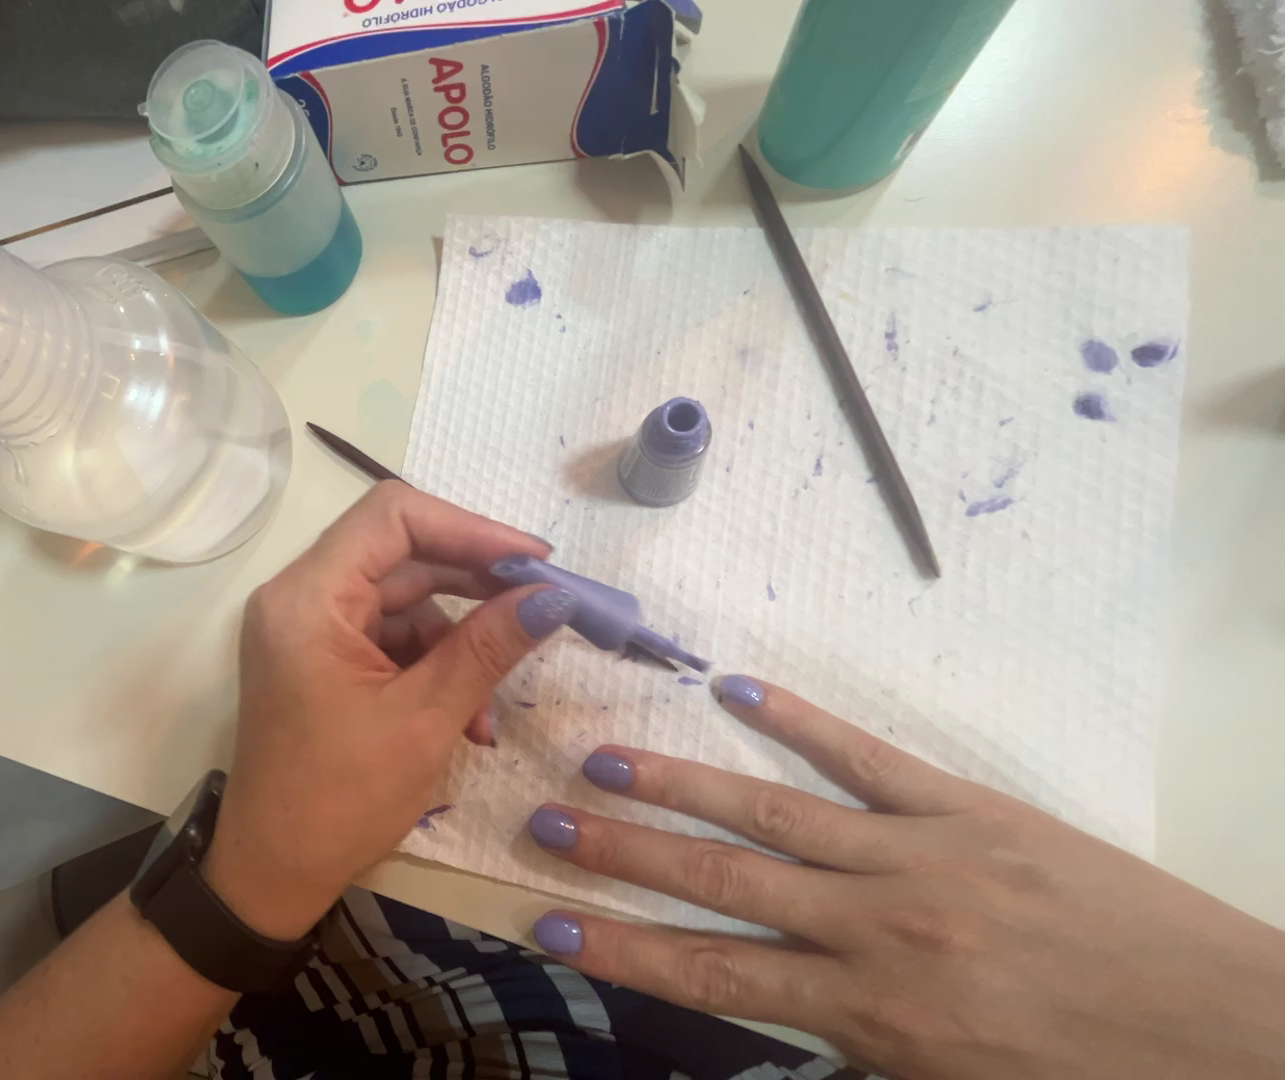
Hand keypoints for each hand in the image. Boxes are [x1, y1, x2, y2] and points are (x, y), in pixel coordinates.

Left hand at [203, 482, 577, 939]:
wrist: (274, 872)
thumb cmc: (340, 801)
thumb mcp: (425, 719)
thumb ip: (489, 646)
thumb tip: (555, 596)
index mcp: (307, 598)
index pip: (392, 517)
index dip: (469, 527)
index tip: (533, 561)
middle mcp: (300, 596)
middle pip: (400, 554)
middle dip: (474, 582)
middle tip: (541, 605)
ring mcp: (309, 625)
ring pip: (401, 599)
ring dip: (458, 641)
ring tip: (491, 704)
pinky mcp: (321, 653)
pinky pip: (389, 635)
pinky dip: (432, 665)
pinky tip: (468, 718)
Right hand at [524, 675, 1284, 1078]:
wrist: (1261, 1049)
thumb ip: (848, 1046)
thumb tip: (760, 1001)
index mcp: (875, 1015)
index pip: (712, 974)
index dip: (622, 952)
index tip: (550, 929)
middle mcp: (876, 927)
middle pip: (718, 882)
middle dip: (622, 854)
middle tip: (545, 822)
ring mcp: (917, 854)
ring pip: (769, 812)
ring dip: (678, 784)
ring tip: (605, 762)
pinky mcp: (964, 807)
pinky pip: (864, 756)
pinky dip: (797, 722)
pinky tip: (736, 689)